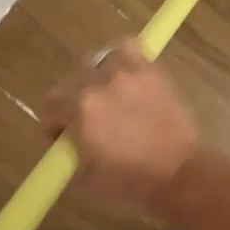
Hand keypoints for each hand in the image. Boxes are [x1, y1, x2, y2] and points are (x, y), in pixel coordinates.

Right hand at [40, 38, 201, 213]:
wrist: (179, 172)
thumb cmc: (130, 181)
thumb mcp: (84, 175)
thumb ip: (69, 149)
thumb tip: (67, 139)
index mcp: (80, 108)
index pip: (50, 103)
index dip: (53, 123)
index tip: (63, 137)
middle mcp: (101, 83)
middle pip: (72, 81)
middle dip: (73, 102)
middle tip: (87, 122)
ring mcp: (128, 72)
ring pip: (99, 60)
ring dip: (97, 77)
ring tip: (106, 96)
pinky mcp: (152, 71)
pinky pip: (129, 48)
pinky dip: (123, 58)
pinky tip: (125, 77)